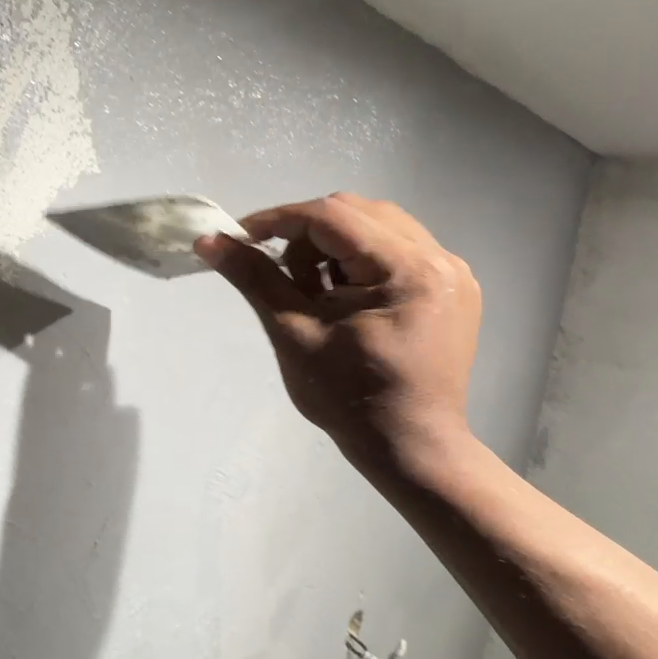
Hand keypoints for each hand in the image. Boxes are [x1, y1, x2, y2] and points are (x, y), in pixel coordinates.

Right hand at [192, 193, 481, 466]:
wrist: (407, 446)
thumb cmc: (346, 395)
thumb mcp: (291, 331)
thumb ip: (254, 277)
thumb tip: (208, 240)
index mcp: (407, 270)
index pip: (332, 216)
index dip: (277, 220)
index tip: (238, 239)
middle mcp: (439, 260)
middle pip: (356, 213)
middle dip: (304, 233)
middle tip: (277, 272)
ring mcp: (449, 274)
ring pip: (375, 227)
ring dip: (329, 246)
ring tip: (309, 290)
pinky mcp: (448, 289)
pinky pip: (393, 250)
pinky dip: (354, 261)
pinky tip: (337, 297)